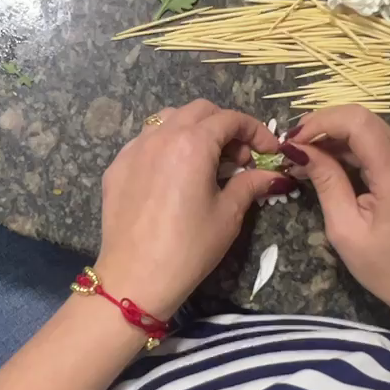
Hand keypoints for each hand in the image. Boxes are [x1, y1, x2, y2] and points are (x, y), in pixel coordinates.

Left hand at [95, 100, 291, 318]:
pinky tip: (173, 174)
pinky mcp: (117, 165)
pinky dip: (166, 145)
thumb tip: (272, 174)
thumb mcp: (228, 215)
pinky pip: (146, 140)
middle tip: (238, 158)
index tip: (268, 151)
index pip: (230, 119)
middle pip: (199, 111)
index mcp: (193, 144)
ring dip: (193, 130)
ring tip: (205, 161)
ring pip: (168, 119)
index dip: (255, 131)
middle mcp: (161, 136)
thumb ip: (250, 184)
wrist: (135, 278)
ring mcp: (134, 148)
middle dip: (224, 126)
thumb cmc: (188, 248)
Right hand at [284, 105, 389, 321]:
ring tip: (304, 156)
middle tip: (293, 146)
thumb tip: (299, 149)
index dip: (322, 123)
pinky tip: (326, 161)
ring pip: (369, 128)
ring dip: (334, 135)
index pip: (359, 123)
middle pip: (363, 119)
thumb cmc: (387, 268)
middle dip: (324, 126)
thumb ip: (326, 182)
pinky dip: (348, 147)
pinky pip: (376, 143)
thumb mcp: (345, 229)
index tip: (293, 141)